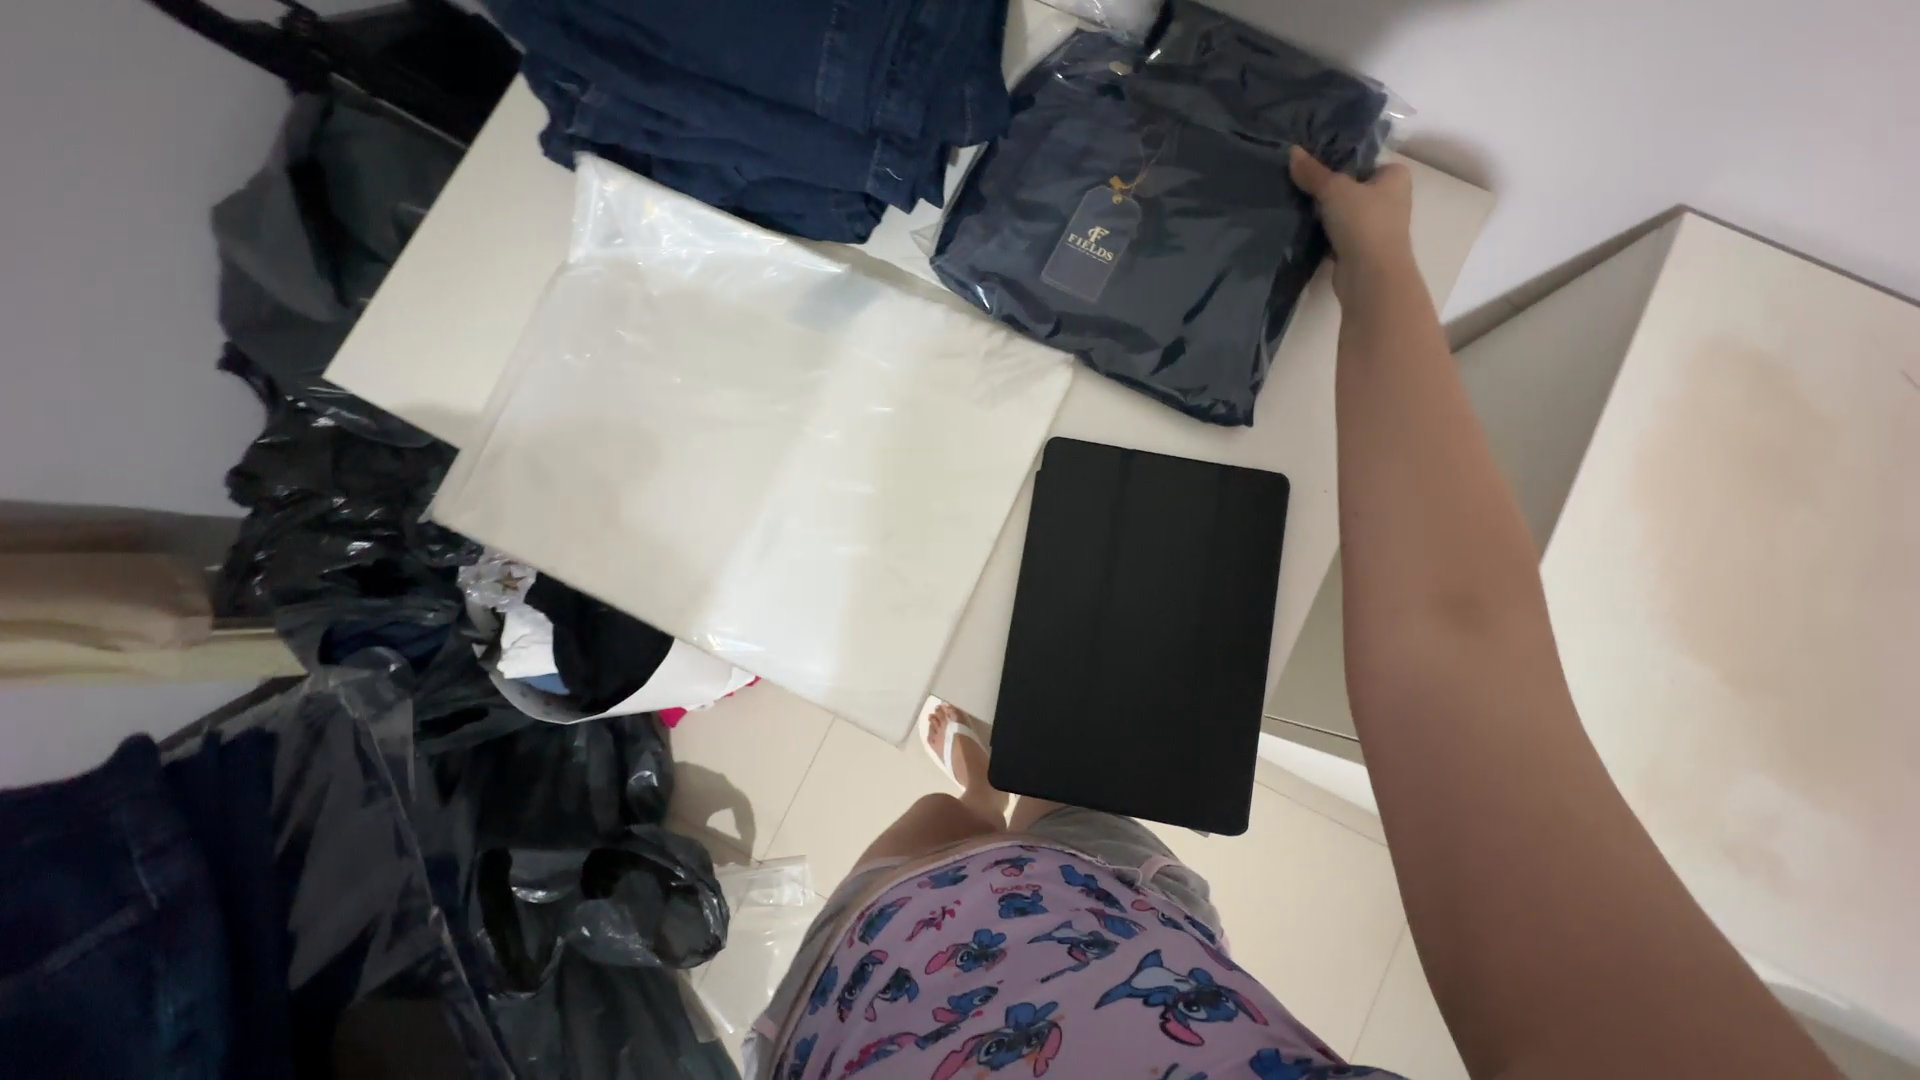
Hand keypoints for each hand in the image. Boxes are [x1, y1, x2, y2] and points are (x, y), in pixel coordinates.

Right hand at [1289, 147, 1416, 298]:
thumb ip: (1313, 172)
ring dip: (1324, 214)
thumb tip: (1292, 151)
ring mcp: (1377, 226)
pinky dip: (1323, 235)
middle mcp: (1391, 199)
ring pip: (1343, 213)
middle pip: (1351, 188)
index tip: (1311, 166)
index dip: (1338, 164)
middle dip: (1328, 190)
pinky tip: (1303, 231)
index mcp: (1395, 176)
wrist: (1370, 275)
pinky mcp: (1361, 250)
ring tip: (1296, 207)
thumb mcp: (1334, 189)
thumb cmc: (1363, 222)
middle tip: (1298, 186)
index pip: (1363, 162)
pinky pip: (1338, 235)